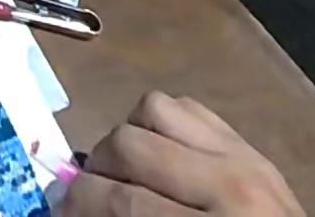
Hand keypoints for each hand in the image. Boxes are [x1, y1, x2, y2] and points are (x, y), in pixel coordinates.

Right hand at [61, 93, 303, 216]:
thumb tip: (73, 205)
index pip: (123, 202)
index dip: (78, 205)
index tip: (60, 212)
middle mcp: (232, 186)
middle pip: (129, 145)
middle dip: (96, 171)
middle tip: (87, 196)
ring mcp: (247, 159)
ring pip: (154, 108)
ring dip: (129, 137)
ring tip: (126, 171)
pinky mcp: (253, 149)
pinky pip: (188, 108)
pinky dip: (162, 125)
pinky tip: (160, 156)